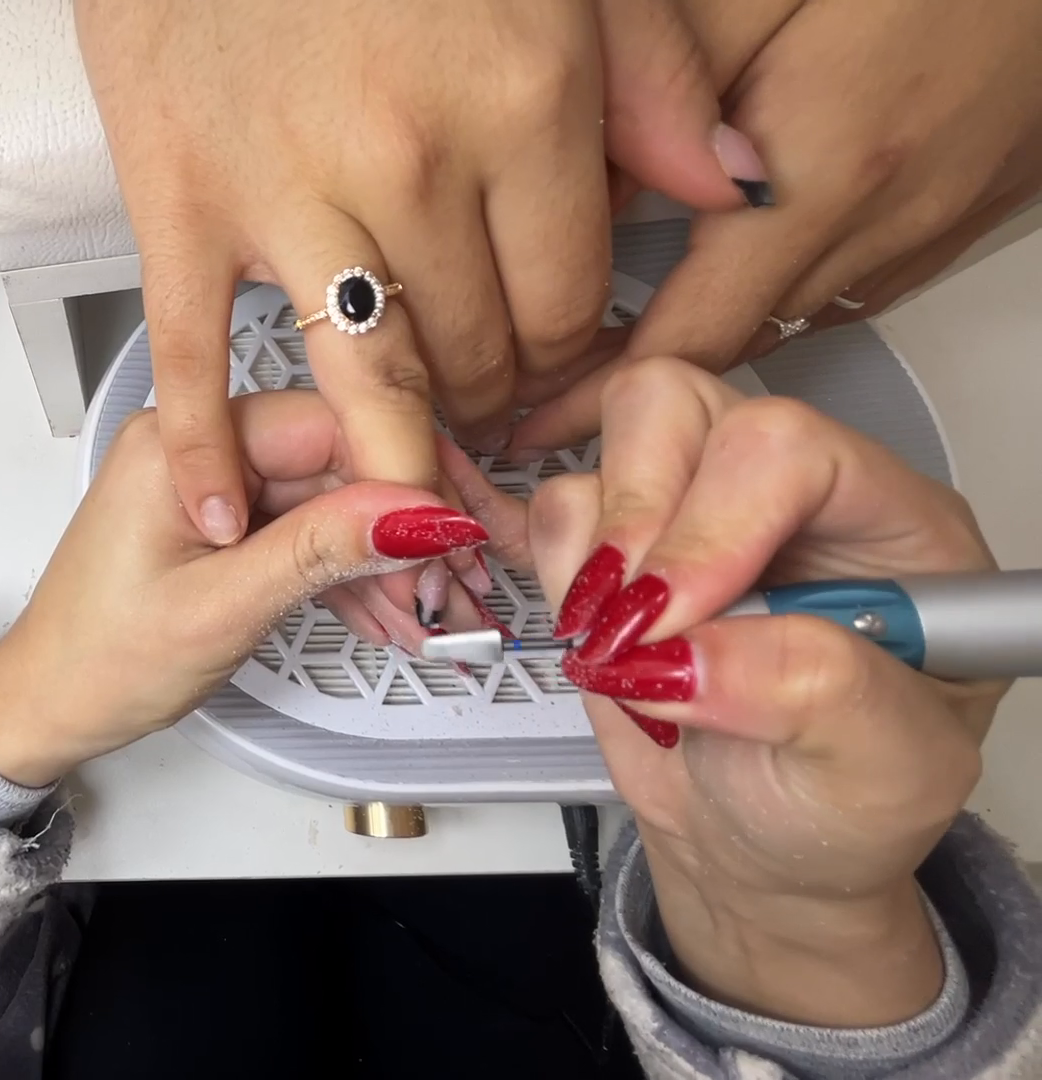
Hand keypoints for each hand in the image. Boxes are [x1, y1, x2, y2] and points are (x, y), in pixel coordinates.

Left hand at [0, 391, 486, 786]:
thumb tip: (424, 513)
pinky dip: (337, 577)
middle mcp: (193, 448)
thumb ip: (320, 552)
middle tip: (465, 584)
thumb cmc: (104, 660)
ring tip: (437, 619)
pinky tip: (387, 617)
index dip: (405, 475)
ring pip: (319, 508)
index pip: (324, 425)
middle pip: (329, 466)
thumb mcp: (221, 607)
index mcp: (180, 443)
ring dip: (378, 564)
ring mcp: (206, 489)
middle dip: (401, 531)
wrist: (48, 704)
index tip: (463, 530)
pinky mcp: (214, 527)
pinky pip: (292, 537)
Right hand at [74, 0, 759, 549]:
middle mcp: (409, 165)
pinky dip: (203, 447)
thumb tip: (723, 186)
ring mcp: (284, 204)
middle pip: (469, 352)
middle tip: (471, 422)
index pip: (567, 297)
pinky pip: (193, 359)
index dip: (562, 358)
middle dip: (481, 404)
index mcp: (521, 96)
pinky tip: (222, 515)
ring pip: (361, 377)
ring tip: (400, 501)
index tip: (542, 376)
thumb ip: (653, 77)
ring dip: (389, 455)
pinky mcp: (182, 222)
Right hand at [454, 358, 1004, 1026]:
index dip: (707, 528)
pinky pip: (546, 509)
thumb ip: (809, 694)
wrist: (748, 825)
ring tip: (613, 642)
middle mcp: (775, 498)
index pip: (782, 449)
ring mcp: (679, 515)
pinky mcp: (605, 543)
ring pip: (595, 453)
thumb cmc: (828, 796)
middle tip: (622, 617)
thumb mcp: (877, 770)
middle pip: (672, 405)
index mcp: (885, 524)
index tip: (666, 625)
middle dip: (628, 515)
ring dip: (583, 557)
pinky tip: (589, 626)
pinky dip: (548, 569)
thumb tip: (677, 648)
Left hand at [512, 0, 1041, 453]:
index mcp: (825, 178)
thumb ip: (642, 116)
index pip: (681, 343)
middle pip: (726, 342)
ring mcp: (945, 210)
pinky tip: (713, 280)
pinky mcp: (976, 194)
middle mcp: (894, 213)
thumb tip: (571, 209)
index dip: (592, 400)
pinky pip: (840, 279)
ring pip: (780, 317)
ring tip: (603, 351)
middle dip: (630, 382)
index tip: (530, 432)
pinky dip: (762, 296)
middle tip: (544, 397)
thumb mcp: (737, 8)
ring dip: (696, 337)